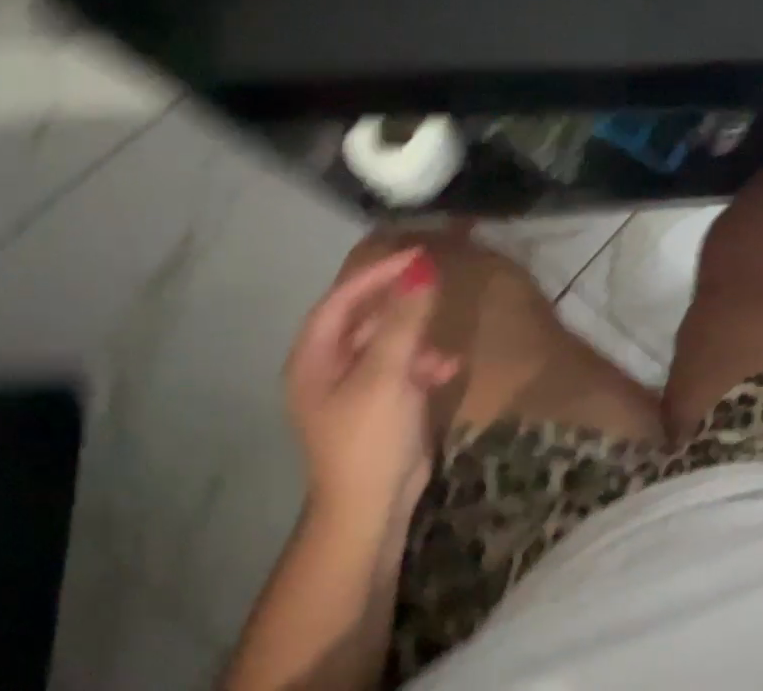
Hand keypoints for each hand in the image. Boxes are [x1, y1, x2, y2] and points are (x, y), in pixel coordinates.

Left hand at [285, 248, 459, 523]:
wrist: (371, 508)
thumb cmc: (368, 437)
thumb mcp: (387, 374)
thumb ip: (404, 319)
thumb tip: (421, 269)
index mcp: (314, 358)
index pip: (342, 299)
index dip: (378, 273)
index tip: (418, 254)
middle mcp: (329, 367)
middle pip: (365, 317)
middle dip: (400, 300)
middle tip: (437, 277)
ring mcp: (356, 388)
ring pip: (388, 342)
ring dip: (417, 336)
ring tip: (443, 341)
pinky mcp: (382, 405)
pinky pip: (404, 368)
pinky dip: (425, 363)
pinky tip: (448, 369)